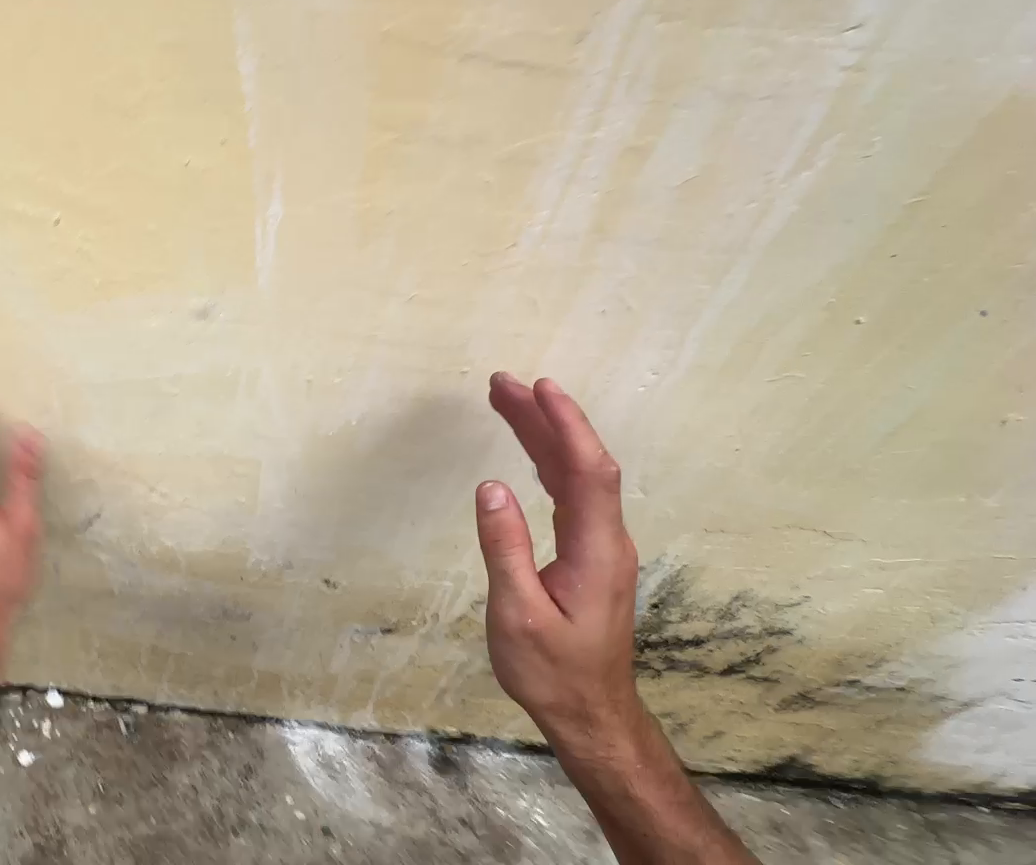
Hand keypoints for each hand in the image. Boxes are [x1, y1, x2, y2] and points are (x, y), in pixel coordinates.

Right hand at [476, 372, 643, 752]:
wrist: (590, 713)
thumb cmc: (551, 670)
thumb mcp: (517, 613)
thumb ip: (505, 548)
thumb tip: (488, 486)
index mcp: (595, 550)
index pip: (588, 471)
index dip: (566, 425)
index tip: (537, 387)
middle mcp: (606, 539)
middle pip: (581, 463)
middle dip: (545, 418)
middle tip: (502, 383)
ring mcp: (600, 545)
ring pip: (575, 474)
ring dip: (543, 434)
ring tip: (506, 401)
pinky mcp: (588, 553)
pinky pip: (569, 491)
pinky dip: (547, 460)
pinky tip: (527, 448)